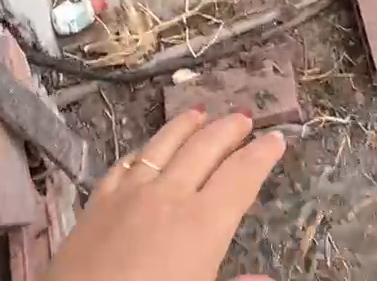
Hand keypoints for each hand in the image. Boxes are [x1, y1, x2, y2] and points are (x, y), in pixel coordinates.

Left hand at [45, 110, 286, 280]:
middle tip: (245, 117)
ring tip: (201, 111)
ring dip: (187, 125)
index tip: (277, 138)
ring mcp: (130, 192)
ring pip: (165, 143)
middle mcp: (170, 195)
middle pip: (206, 148)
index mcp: (203, 224)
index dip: (262, 155)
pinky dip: (145, 149)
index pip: (241, 176)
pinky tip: (147, 148)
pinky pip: (126, 162)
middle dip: (229, 129)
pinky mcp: (98, 200)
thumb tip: (266, 278)